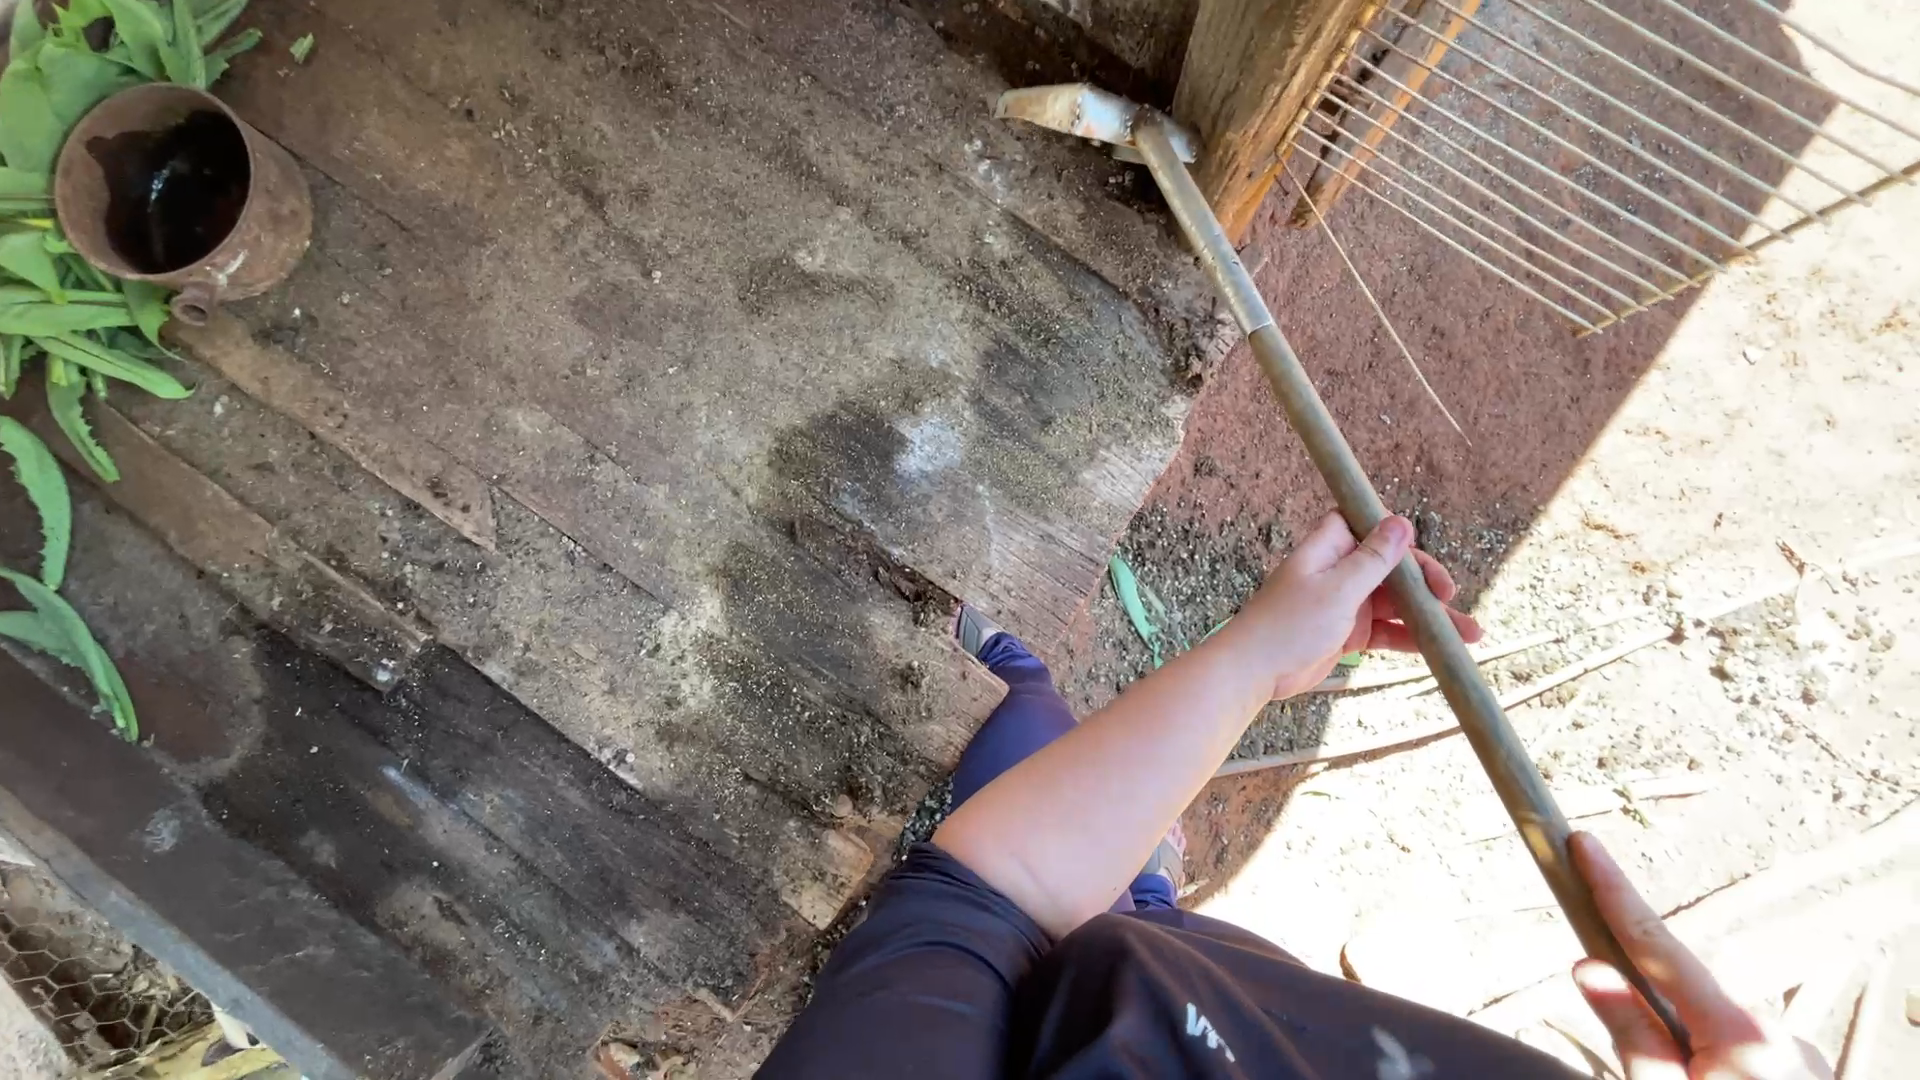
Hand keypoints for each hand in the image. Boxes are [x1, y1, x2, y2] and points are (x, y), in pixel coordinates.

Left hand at [1227, 511, 1480, 698]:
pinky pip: (1385, 631)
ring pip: (1393, 603)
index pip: (1361, 526)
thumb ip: (1372, 559)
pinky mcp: (1345, 633)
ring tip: (1470, 634)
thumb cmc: (1288, 624)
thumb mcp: (1337, 589)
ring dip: (1427, 616)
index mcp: (1326, 551)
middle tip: (1450, 596)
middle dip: (1422, 581)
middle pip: (1388, 567)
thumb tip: (1400, 522)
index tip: (1416, 548)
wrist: (1256, 670)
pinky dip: (1409, 638)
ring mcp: (1341, 604)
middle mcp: (1335, 574)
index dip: (1389, 532)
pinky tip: (1440, 650)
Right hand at [1569, 832, 1832, 1079]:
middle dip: (1641, 999)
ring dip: (1678, 1041)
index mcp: (1741, 1035)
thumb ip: (1630, 1035)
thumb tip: (1590, 966)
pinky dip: (1705, 1060)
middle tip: (1631, 1058)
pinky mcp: (1802, 1078)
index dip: (1613, 889)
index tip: (1583, 842)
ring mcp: (1798, 1059)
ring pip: (1706, 1023)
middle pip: (1680, 988)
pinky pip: (1734, 1049)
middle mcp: (1778, 1035)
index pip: (1654, 943)